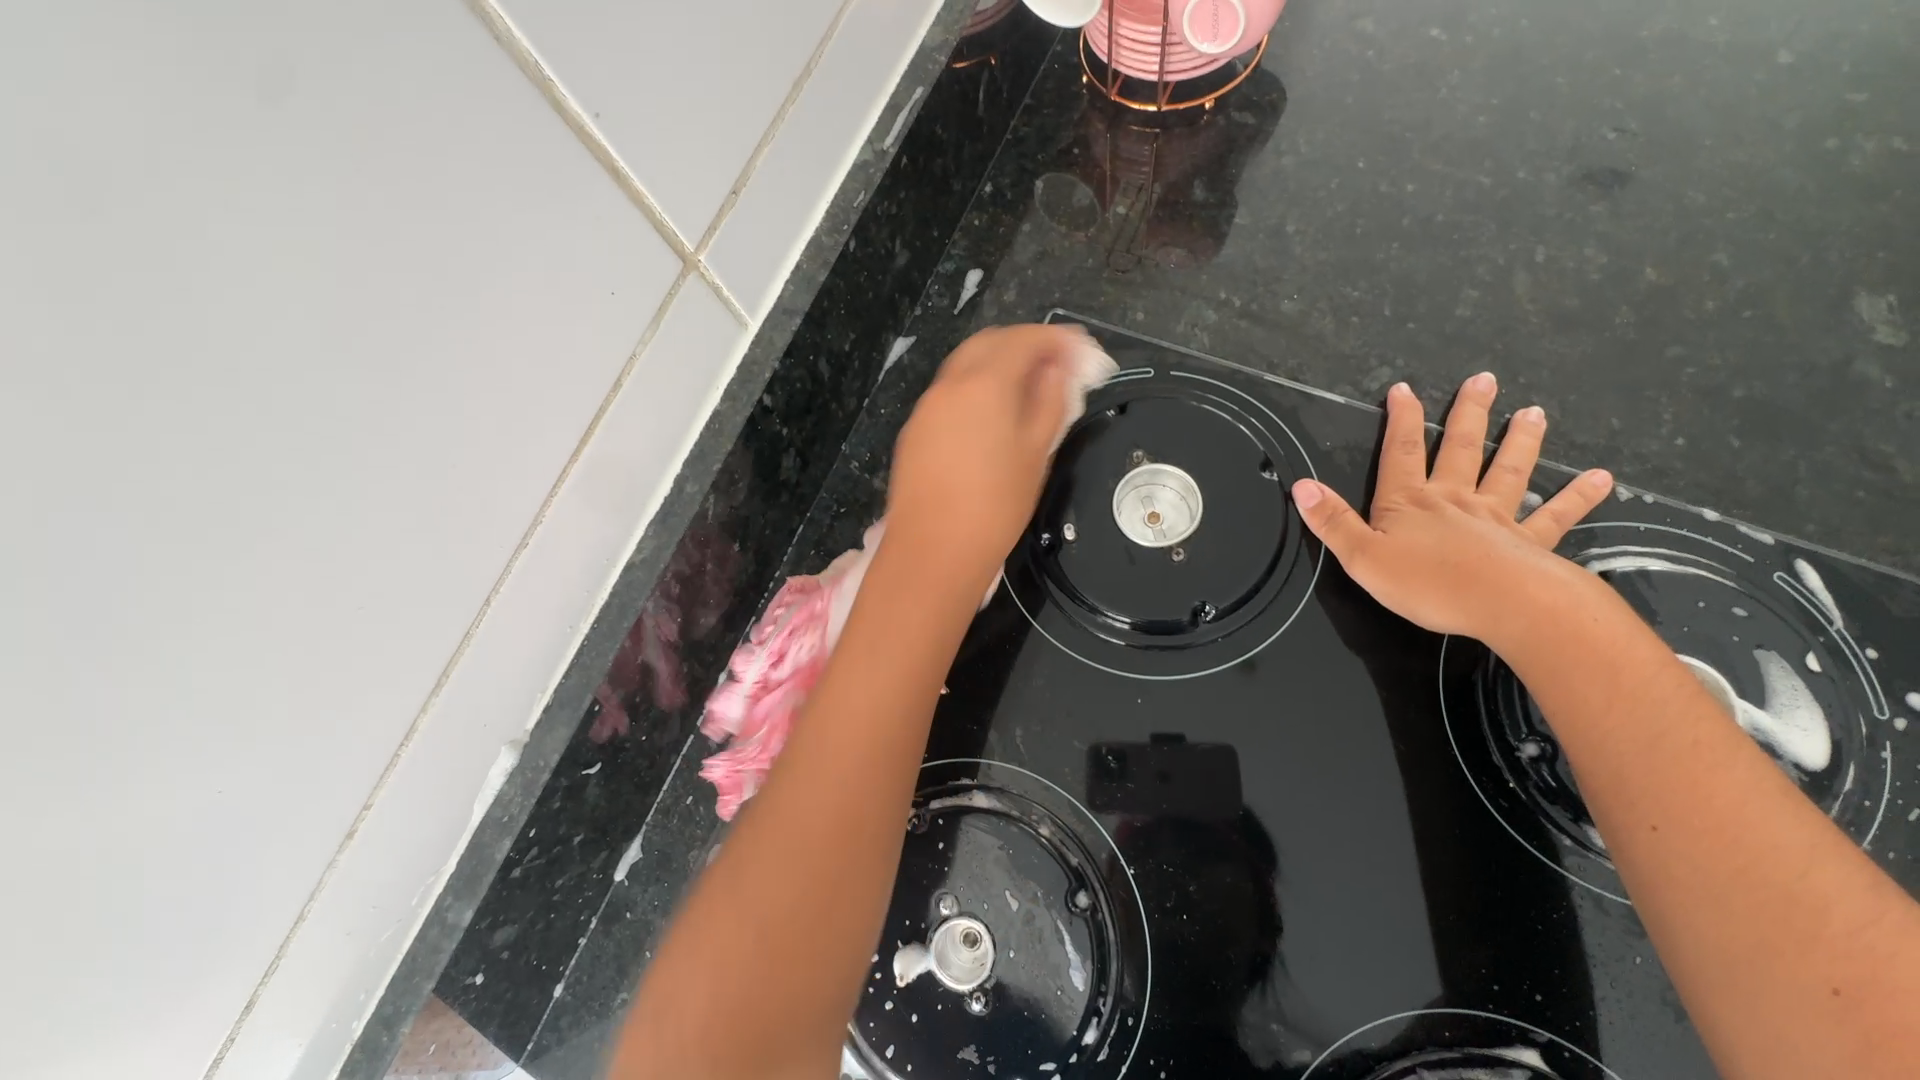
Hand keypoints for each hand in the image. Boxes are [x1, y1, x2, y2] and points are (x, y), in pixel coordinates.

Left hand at [885, 324, 1084, 584]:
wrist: (932, 551)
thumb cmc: (996, 506)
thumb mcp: (1037, 453)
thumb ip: (1051, 402)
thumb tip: (1058, 370)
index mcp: (985, 383)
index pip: (1025, 340)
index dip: (1057, 339)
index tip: (1083, 349)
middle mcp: (950, 384)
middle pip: (990, 343)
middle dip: (1025, 344)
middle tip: (1057, 363)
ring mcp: (927, 406)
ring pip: (965, 366)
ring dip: (998, 364)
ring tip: (1029, 388)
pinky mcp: (914, 430)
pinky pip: (950, 393)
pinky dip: (976, 388)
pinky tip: (993, 414)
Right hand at [1292, 374, 1614, 642]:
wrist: (1505, 606)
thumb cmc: (1427, 584)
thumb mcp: (1361, 557)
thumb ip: (1332, 522)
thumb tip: (1301, 485)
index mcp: (1409, 503)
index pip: (1400, 453)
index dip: (1400, 421)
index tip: (1404, 389)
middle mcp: (1454, 500)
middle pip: (1459, 450)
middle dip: (1467, 414)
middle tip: (1484, 380)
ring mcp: (1497, 519)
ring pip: (1508, 472)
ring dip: (1519, 442)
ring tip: (1533, 413)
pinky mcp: (1530, 543)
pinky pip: (1556, 517)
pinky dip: (1577, 497)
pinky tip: (1601, 478)